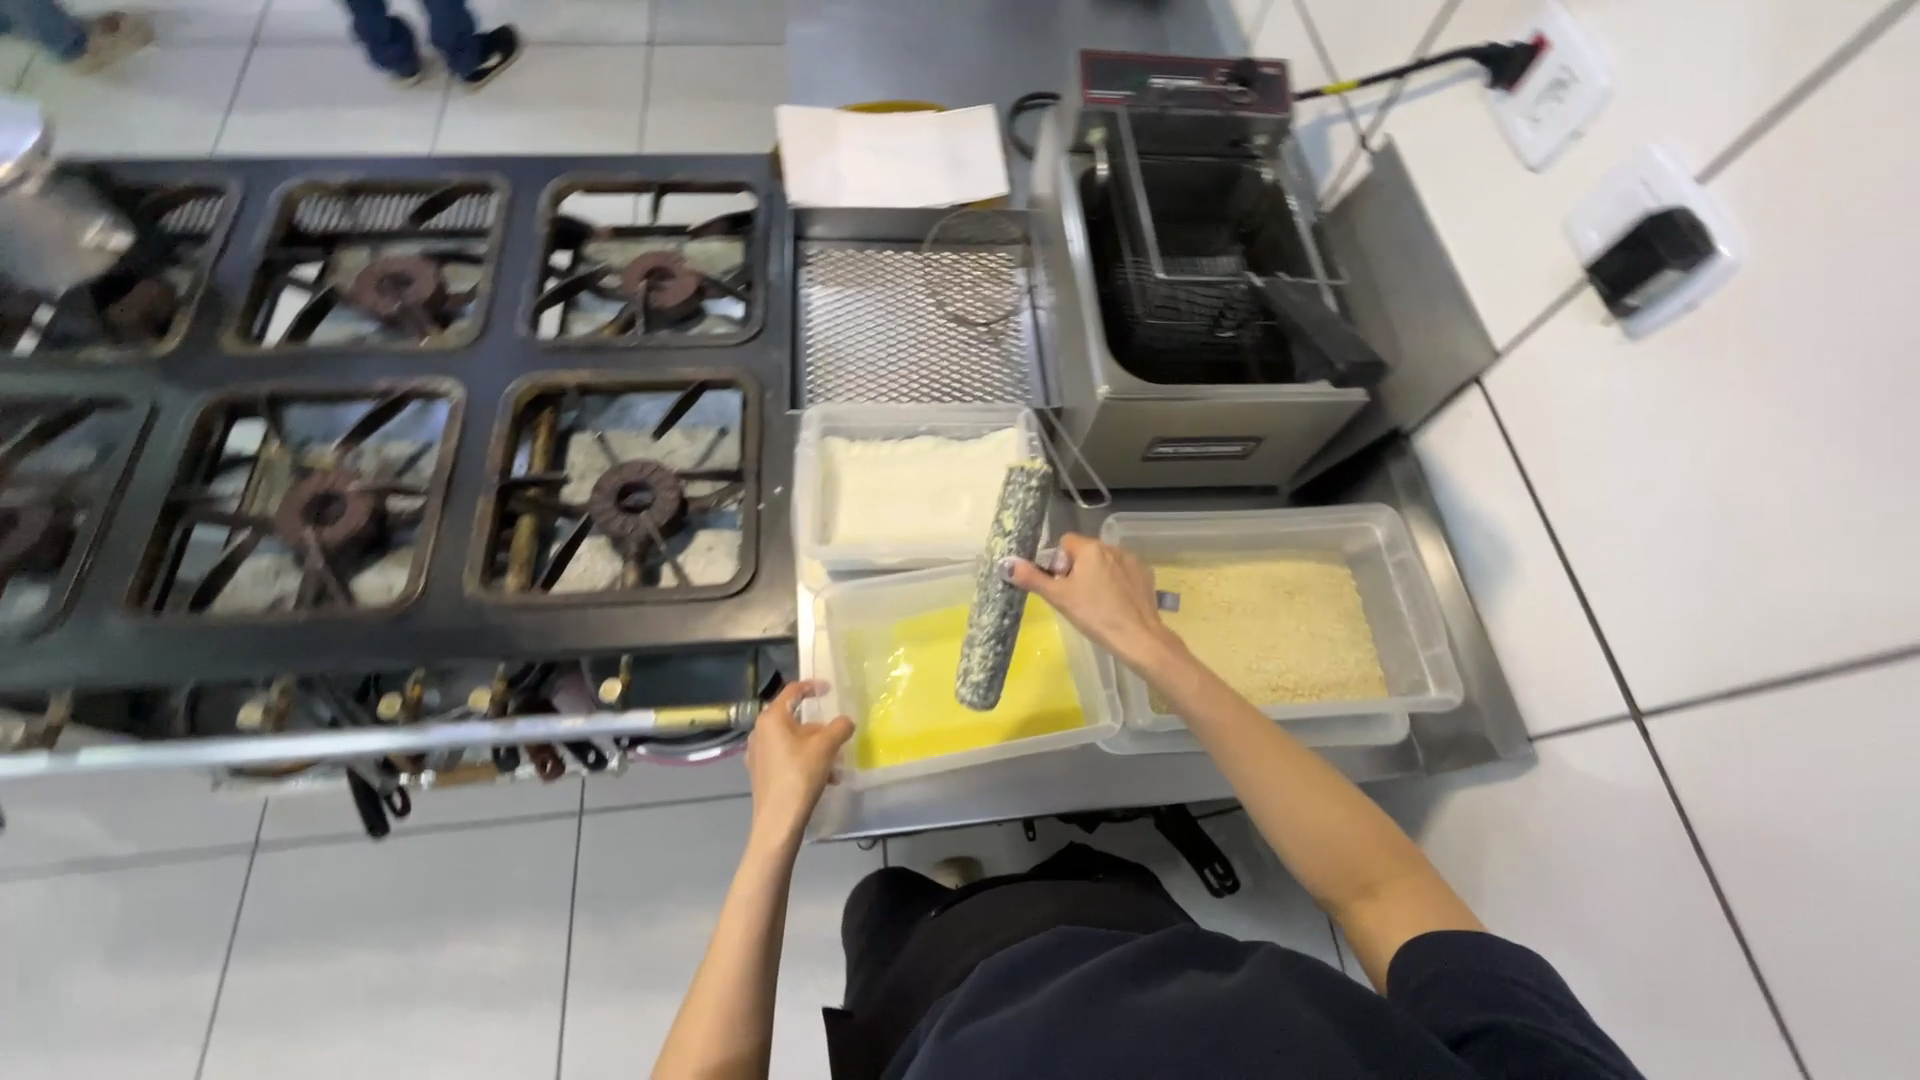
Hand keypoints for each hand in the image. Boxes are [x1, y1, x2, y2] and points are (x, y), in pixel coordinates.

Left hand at [744, 680, 853, 840]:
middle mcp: (760, 732)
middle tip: (837, 736)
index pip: (792, 691)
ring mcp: (757, 753)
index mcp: (771, 718)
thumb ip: (840, 727)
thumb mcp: (827, 747)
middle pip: (794, 719)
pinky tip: (823, 778)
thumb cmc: (800, 775)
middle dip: (819, 728)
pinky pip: (786, 757)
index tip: (829, 690)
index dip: (812, 687)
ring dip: (815, 748)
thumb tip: (845, 722)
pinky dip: (804, 761)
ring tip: (835, 765)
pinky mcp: (760, 772)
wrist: (779, 820)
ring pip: (792, 741)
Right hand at [1004, 533, 1182, 669]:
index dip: (1058, 563)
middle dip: (1077, 570)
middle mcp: (1112, 547)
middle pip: (1085, 552)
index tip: (1062, 585)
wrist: (1138, 637)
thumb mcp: (1058, 598)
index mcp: (1090, 548)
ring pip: (1105, 562)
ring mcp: (1132, 560)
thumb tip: (1006, 563)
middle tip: (1077, 597)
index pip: (1065, 543)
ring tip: (1098, 603)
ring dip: (1098, 575)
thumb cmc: (1094, 615)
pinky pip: (1123, 572)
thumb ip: (1032, 578)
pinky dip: (1117, 583)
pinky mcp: (1145, 574)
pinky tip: (1116, 603)